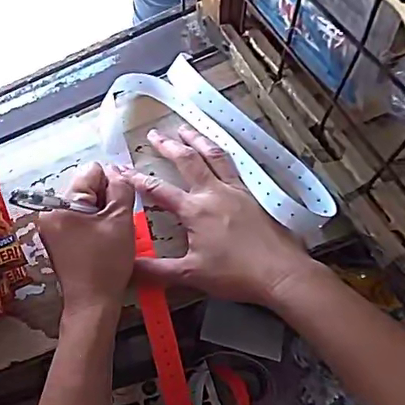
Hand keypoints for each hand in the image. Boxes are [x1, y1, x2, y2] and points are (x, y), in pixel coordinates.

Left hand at [35, 161, 136, 314]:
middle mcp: (51, 211)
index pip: (91, 172)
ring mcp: (52, 226)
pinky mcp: (58, 239)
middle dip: (106, 199)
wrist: (92, 303)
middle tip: (117, 223)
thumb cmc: (106, 263)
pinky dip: (95, 225)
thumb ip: (121, 189)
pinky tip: (104, 241)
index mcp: (61, 204)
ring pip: (85, 204)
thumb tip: (117, 171)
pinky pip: (80, 220)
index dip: (112, 183)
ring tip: (111, 234)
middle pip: (86, 187)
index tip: (121, 204)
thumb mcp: (120, 220)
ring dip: (102, 213)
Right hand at [124, 126, 324, 306]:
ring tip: (186, 129)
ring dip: (197, 140)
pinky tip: (222, 154)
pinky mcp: (253, 195)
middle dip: (168, 145)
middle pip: (187, 160)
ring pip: (214, 156)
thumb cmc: (237, 274)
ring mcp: (236, 191)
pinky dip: (223, 154)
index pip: (159, 190)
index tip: (124, 169)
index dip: (138, 179)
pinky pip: (234, 166)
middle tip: (155, 135)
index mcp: (195, 210)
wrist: (280, 273)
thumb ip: (156, 271)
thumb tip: (130, 270)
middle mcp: (215, 193)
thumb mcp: (191, 274)